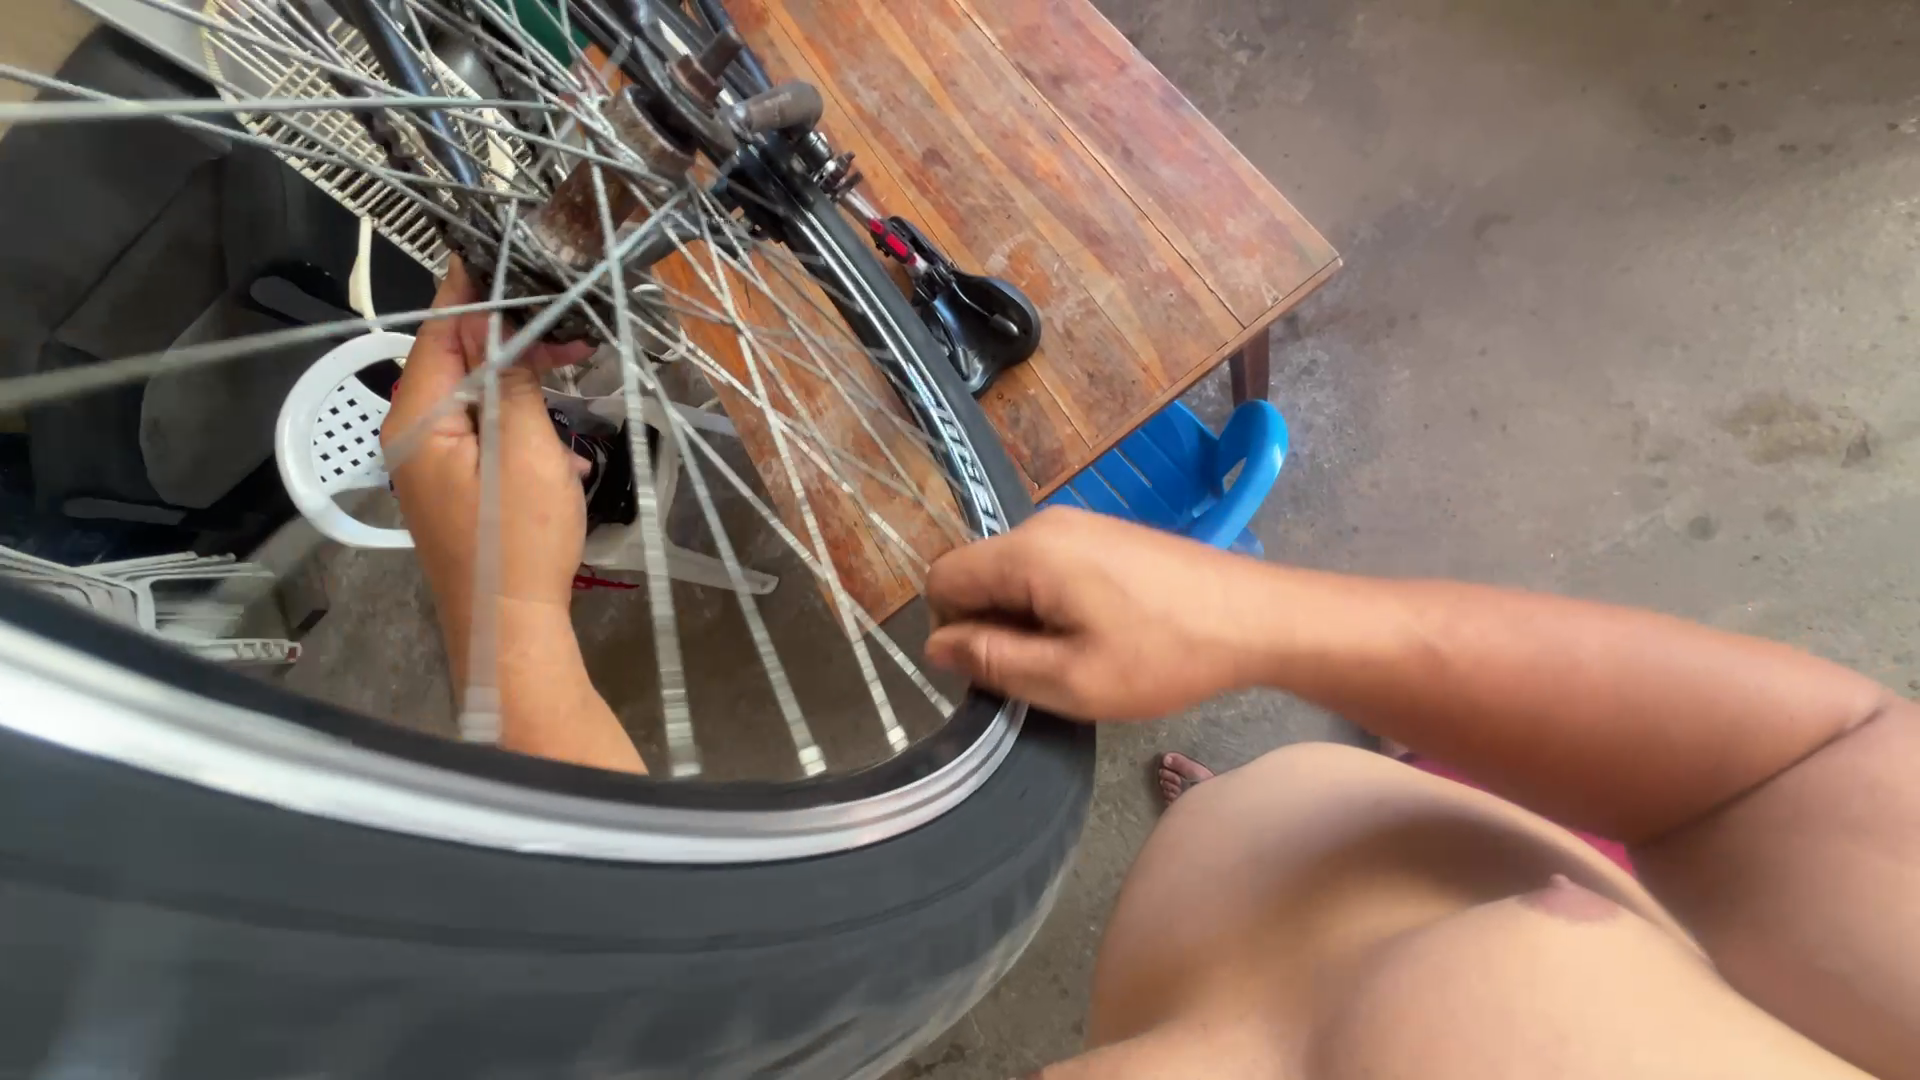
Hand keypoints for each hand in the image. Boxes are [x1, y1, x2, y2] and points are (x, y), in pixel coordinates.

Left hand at [382, 259, 593, 670]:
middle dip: (511, 346)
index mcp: (419, 419)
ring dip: (523, 391)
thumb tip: (494, 322)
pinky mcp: (458, 493)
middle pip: (459, 368)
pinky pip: (487, 442)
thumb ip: (507, 383)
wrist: (510, 625)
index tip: (493, 253)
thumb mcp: (524, 450)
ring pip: (478, 406)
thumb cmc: (519, 538)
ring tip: (572, 384)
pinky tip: (562, 451)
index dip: (467, 293)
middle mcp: (414, 438)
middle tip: (571, 335)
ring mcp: (434, 469)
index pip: (438, 335)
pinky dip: (523, 432)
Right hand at [923, 507, 1281, 720]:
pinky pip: (1046, 564)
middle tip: (1046, 667)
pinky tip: (1099, 628)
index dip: (952, 629)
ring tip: (1078, 650)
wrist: (1257, 617)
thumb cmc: (1163, 654)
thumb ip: (993, 660)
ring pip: (1013, 572)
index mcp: (1028, 551)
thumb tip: (935, 645)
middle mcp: (1044, 523)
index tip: (997, 666)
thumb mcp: (1070, 678)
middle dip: (992, 623)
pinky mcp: (1102, 532)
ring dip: (1024, 615)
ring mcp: (1077, 523)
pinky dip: (1051, 600)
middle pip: (978, 573)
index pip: (943, 578)